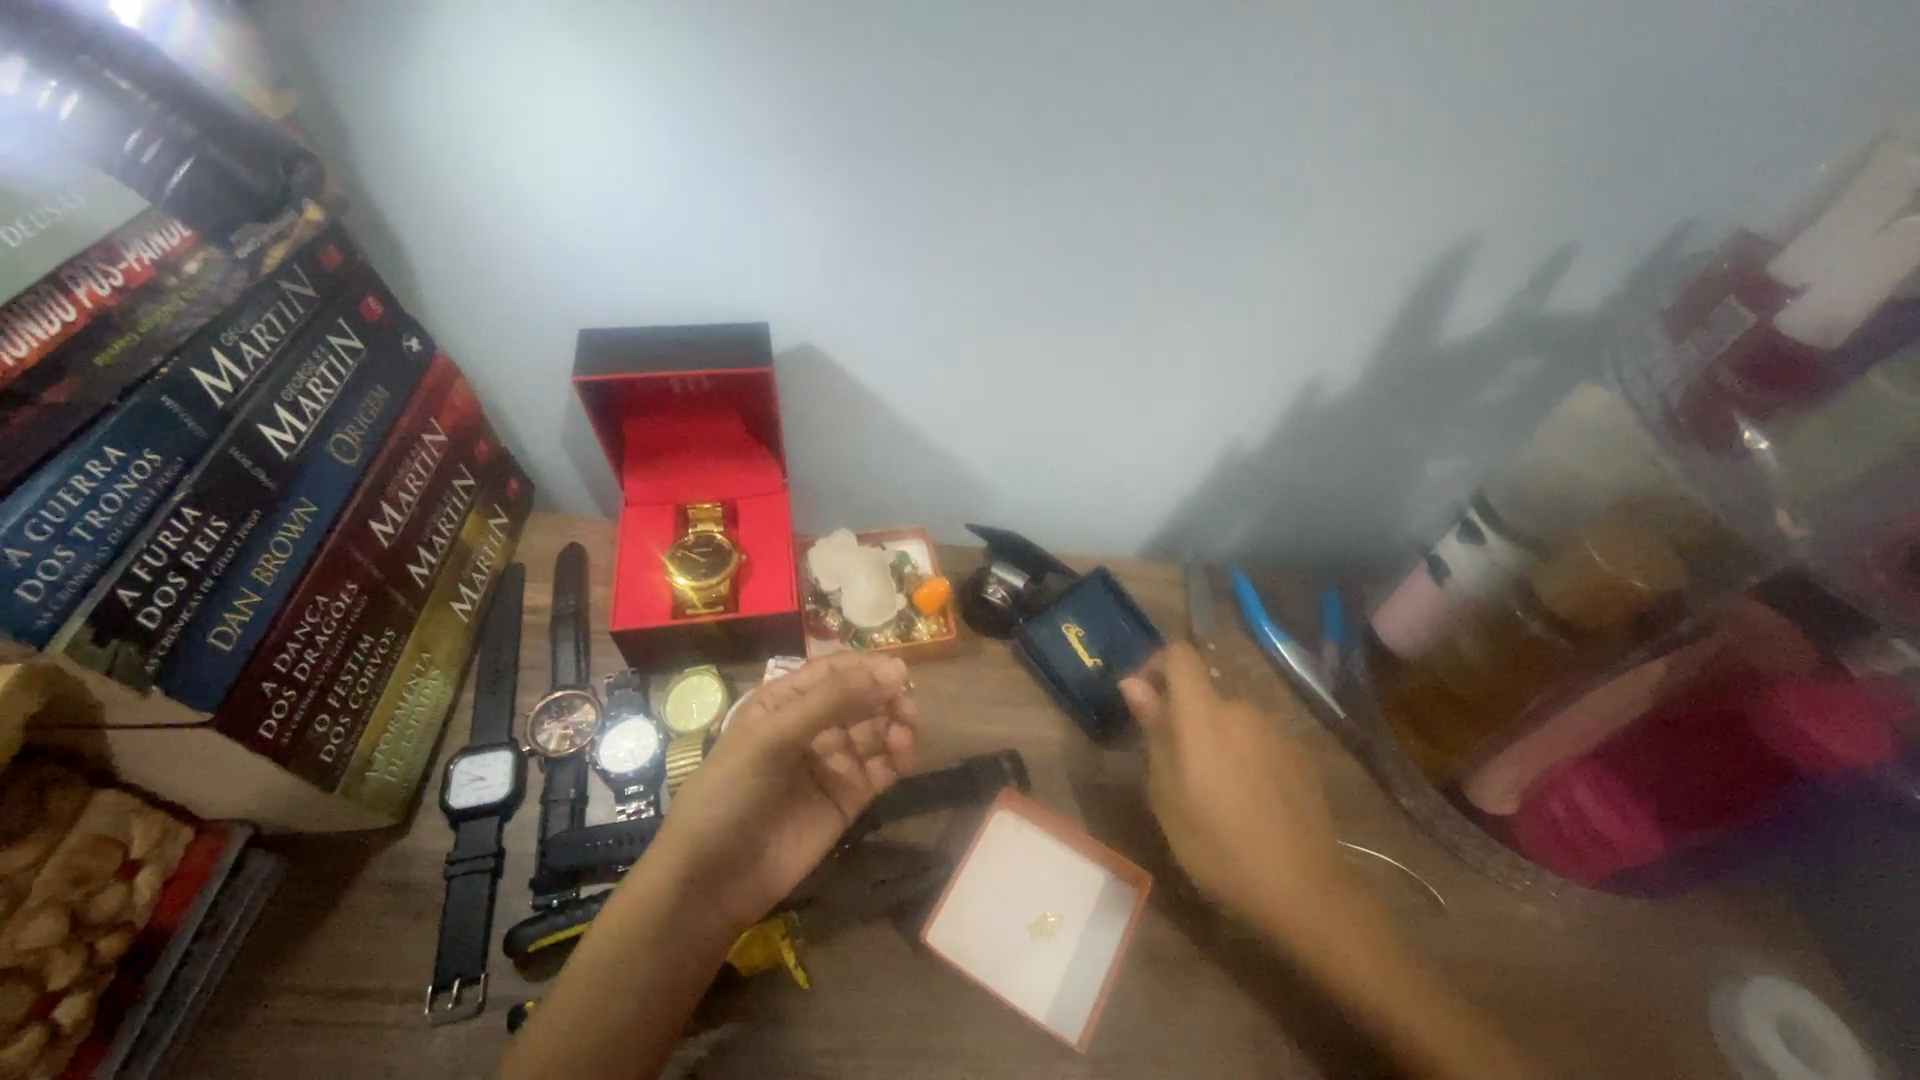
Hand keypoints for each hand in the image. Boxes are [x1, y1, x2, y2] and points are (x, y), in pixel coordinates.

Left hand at [645, 652, 918, 935]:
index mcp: (783, 703)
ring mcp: (831, 764)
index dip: (865, 667)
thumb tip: (894, 669)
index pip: (832, 672)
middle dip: (885, 694)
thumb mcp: (772, 738)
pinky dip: (898, 756)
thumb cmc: (730, 794)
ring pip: (876, 731)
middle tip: (907, 701)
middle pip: (860, 698)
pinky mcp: (848, 799)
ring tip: (905, 728)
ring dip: (896, 722)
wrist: (710, 880)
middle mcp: (810, 728)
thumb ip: (832, 701)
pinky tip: (903, 753)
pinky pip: (882, 769)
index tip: (899, 668)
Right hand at [1120, 644, 1353, 935]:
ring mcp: (1277, 732)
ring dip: (1215, 741)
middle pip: (1205, 694)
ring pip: (1232, 721)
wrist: (1302, 887)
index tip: (1143, 699)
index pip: (1180, 655)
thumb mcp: (1167, 794)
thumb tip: (1134, 684)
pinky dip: (1244, 758)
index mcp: (1204, 715)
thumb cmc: (1217, 845)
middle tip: (1172, 769)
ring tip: (1211, 794)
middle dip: (1184, 719)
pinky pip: (1259, 742)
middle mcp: (1243, 711)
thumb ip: (1154, 731)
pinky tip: (1247, 803)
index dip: (1156, 664)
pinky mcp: (1301, 756)